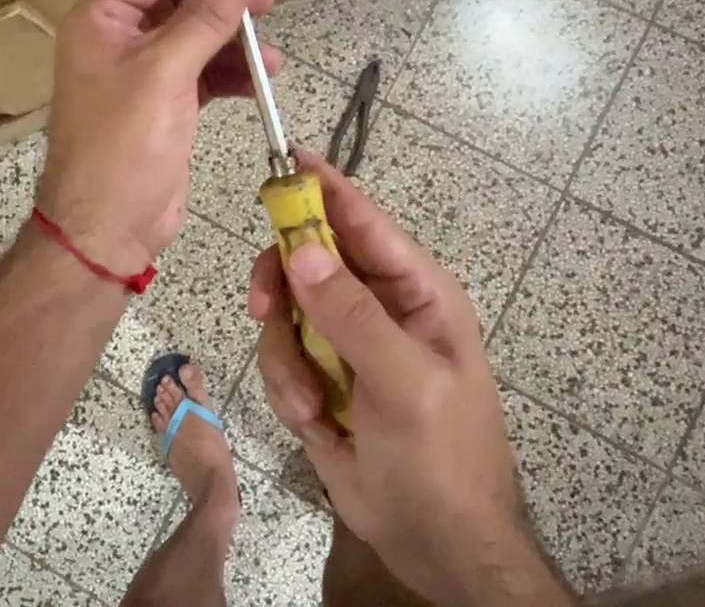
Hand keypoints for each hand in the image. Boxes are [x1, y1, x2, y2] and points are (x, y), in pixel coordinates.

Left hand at [37, 0, 279, 271]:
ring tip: (270, 42)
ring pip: (196, 35)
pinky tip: (263, 74)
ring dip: (234, 37)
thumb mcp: (165, 71)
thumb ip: (205, 14)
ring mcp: (143, 73)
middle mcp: (119, 39)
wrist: (106, 227)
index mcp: (102, 19)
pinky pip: (203, 72)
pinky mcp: (165, 104)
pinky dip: (231, 71)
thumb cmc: (123, 145)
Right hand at [249, 155, 571, 604]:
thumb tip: (301, 249)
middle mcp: (375, 305)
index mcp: (414, 290)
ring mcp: (342, 341)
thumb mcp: (405, 384)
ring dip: (286, 360)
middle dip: (281, 287)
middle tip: (263, 308)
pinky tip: (316, 424)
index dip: (323, 188)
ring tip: (313, 405)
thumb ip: (352, 315)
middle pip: (305, 259)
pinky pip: (278, 358)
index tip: (283, 161)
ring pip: (282, 314)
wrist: (435, 545)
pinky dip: (287, 390)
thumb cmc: (441, 458)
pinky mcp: (317, 377)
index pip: (363, 221)